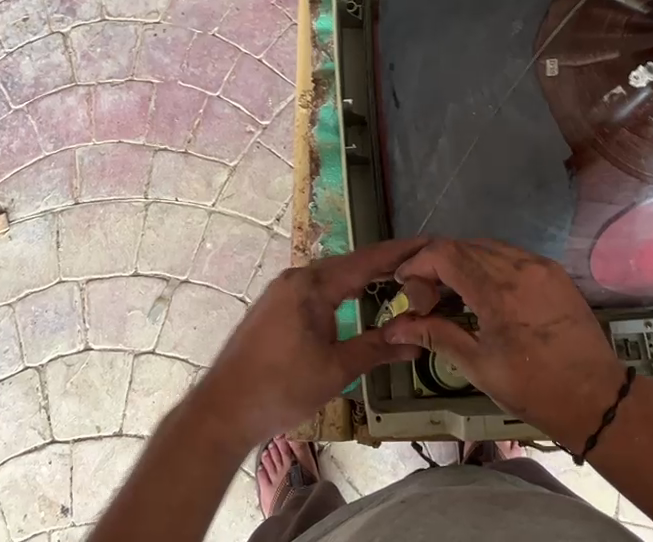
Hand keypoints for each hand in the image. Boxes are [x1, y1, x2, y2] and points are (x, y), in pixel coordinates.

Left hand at [182, 236, 429, 449]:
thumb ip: (376, 349)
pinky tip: (359, 300)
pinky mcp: (276, 306)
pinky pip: (319, 289)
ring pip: (333, 277)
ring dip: (364, 278)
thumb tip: (416, 342)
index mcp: (312, 284)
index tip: (429, 242)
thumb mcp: (336, 370)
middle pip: (350, 265)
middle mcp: (297, 277)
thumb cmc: (281, 388)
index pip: (366, 261)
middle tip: (423, 264)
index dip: (399, 252)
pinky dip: (344, 291)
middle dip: (386, 265)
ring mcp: (283, 290)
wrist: (223, 410)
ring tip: (399, 280)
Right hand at [383, 238, 629, 451]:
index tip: (404, 285)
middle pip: (463, 245)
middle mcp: (519, 266)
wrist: (599, 399)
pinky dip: (486, 264)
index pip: (445, 253)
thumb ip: (436, 336)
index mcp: (498, 290)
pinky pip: (509, 254)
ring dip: (460, 261)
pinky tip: (479, 290)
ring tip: (448, 293)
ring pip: (486, 246)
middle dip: (435, 263)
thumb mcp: (479, 367)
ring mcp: (539, 265)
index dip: (418, 263)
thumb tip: (394, 329)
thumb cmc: (536, 390)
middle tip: (423, 295)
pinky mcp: (553, 271)